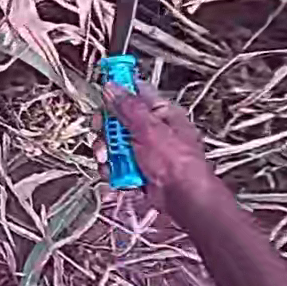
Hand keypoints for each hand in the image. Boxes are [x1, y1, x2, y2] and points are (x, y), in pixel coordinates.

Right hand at [105, 85, 223, 214]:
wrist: (182, 198)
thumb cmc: (179, 164)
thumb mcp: (150, 129)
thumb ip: (129, 107)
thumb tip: (113, 87)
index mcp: (160, 113)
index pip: (135, 92)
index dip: (118, 91)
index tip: (104, 93)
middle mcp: (151, 130)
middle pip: (116, 120)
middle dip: (107, 131)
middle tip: (108, 138)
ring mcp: (142, 150)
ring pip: (111, 144)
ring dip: (108, 154)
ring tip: (115, 161)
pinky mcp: (134, 168)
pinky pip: (113, 163)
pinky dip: (112, 170)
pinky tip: (118, 173)